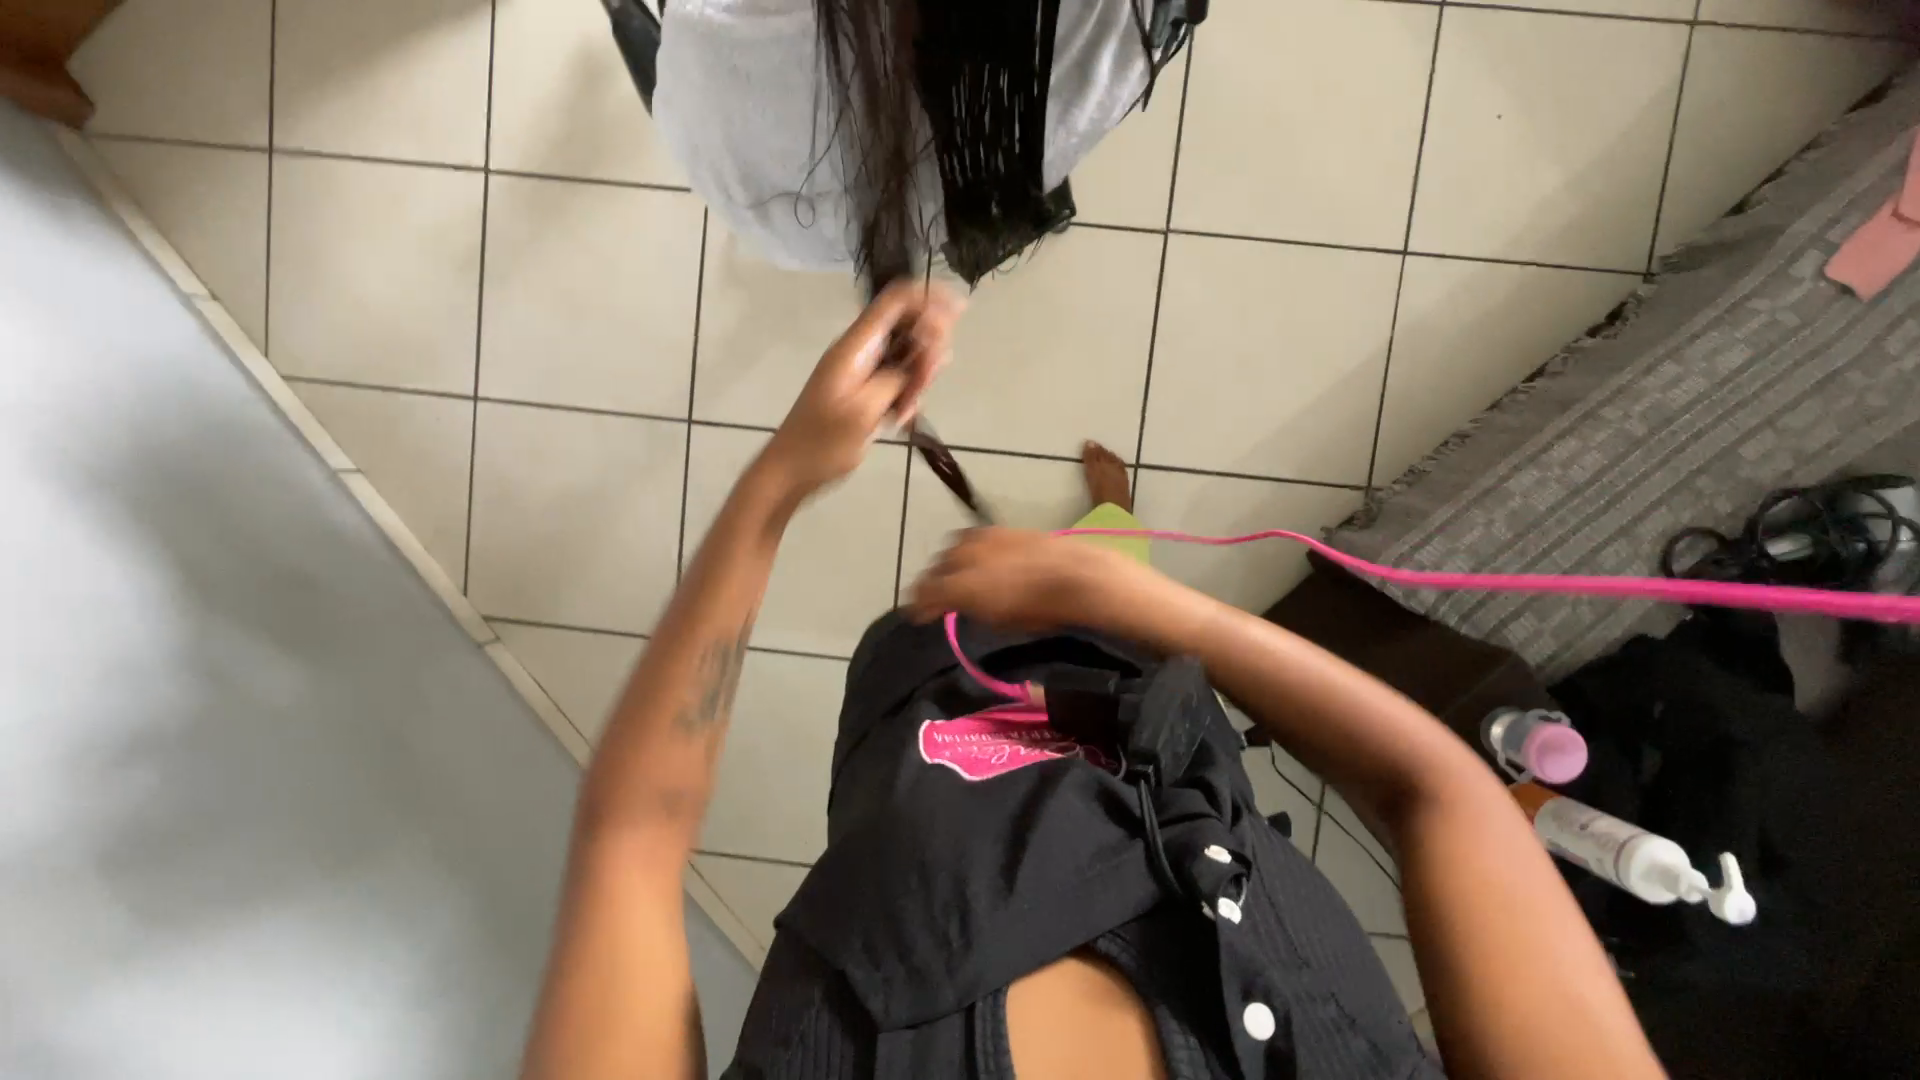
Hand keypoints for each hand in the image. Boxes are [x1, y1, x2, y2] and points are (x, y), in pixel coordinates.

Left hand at [761, 280, 963, 498]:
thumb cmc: (823, 442)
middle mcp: (861, 351)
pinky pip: (898, 380)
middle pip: (907, 327)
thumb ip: (896, 377)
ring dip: (918, 379)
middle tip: (926, 381)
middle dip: (928, 349)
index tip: (958, 312)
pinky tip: (901, 418)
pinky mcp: (867, 391)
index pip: (895, 302)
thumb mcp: (863, 410)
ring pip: (907, 357)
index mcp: (855, 347)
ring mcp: (864, 371)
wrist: (793, 469)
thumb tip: (923, 355)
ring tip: (907, 409)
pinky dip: (907, 395)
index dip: (928, 298)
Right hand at [908, 527, 1147, 630]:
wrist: (1078, 575)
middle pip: (937, 567)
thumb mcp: (1000, 622)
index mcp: (960, 585)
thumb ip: (970, 610)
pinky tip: (980, 560)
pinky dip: (970, 551)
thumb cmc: (1041, 610)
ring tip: (958, 577)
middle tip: (937, 597)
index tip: (917, 615)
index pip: (925, 593)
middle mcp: (964, 555)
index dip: (918, 605)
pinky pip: (974, 539)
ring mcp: (983, 538)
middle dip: (934, 582)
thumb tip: (958, 606)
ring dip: (950, 563)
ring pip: (952, 549)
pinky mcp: (1001, 529)